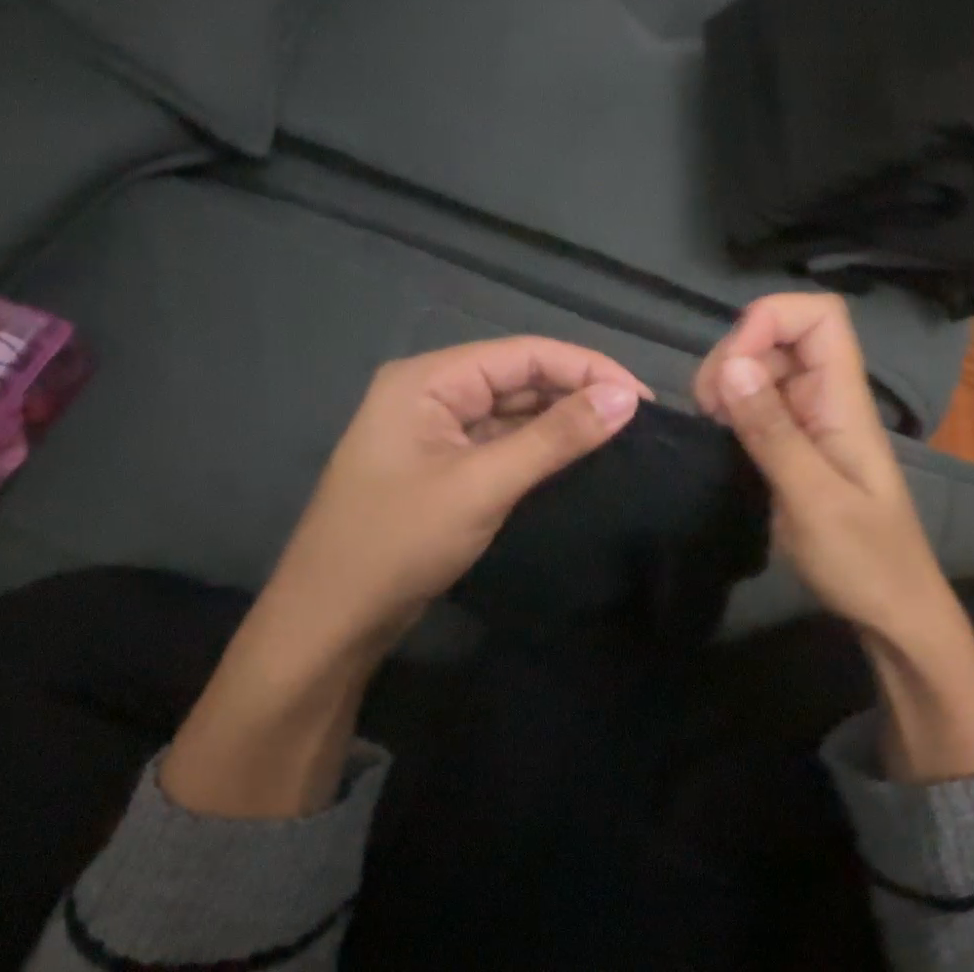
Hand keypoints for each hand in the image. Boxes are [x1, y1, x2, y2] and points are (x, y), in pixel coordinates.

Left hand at [163, 337, 648, 816]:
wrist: (330, 620)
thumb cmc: (398, 542)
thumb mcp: (483, 485)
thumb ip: (555, 437)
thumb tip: (625, 399)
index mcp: (429, 380)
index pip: (524, 353)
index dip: (588, 369)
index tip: (643, 400)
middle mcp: (431, 394)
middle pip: (519, 378)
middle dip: (577, 393)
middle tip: (639, 423)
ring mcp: (434, 433)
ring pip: (512, 412)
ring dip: (561, 422)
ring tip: (621, 439)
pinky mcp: (442, 468)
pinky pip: (500, 444)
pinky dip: (539, 449)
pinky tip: (577, 461)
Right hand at [696, 295, 973, 781]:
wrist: (894, 614)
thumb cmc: (865, 560)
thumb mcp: (814, 499)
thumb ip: (772, 432)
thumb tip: (731, 365)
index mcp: (844, 401)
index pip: (820, 317)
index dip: (772, 319)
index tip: (733, 366)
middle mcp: (827, 402)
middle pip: (780, 338)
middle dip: (735, 355)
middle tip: (710, 410)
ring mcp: (810, 426)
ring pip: (762, 373)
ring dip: (728, 386)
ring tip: (711, 427)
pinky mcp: (794, 453)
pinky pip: (758, 411)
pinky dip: (732, 415)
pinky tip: (719, 442)